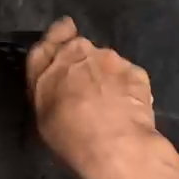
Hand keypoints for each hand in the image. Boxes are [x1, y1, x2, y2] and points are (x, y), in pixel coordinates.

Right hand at [26, 17, 173, 178]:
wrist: (113, 146)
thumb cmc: (66, 132)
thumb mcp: (41, 109)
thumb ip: (47, 83)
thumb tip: (56, 79)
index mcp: (51, 57)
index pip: (57, 31)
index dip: (62, 36)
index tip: (67, 45)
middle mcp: (81, 50)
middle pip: (83, 49)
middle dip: (85, 63)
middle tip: (87, 90)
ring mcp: (112, 59)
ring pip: (108, 63)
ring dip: (107, 77)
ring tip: (111, 105)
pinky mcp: (138, 72)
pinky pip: (130, 77)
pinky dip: (129, 89)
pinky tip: (129, 110)